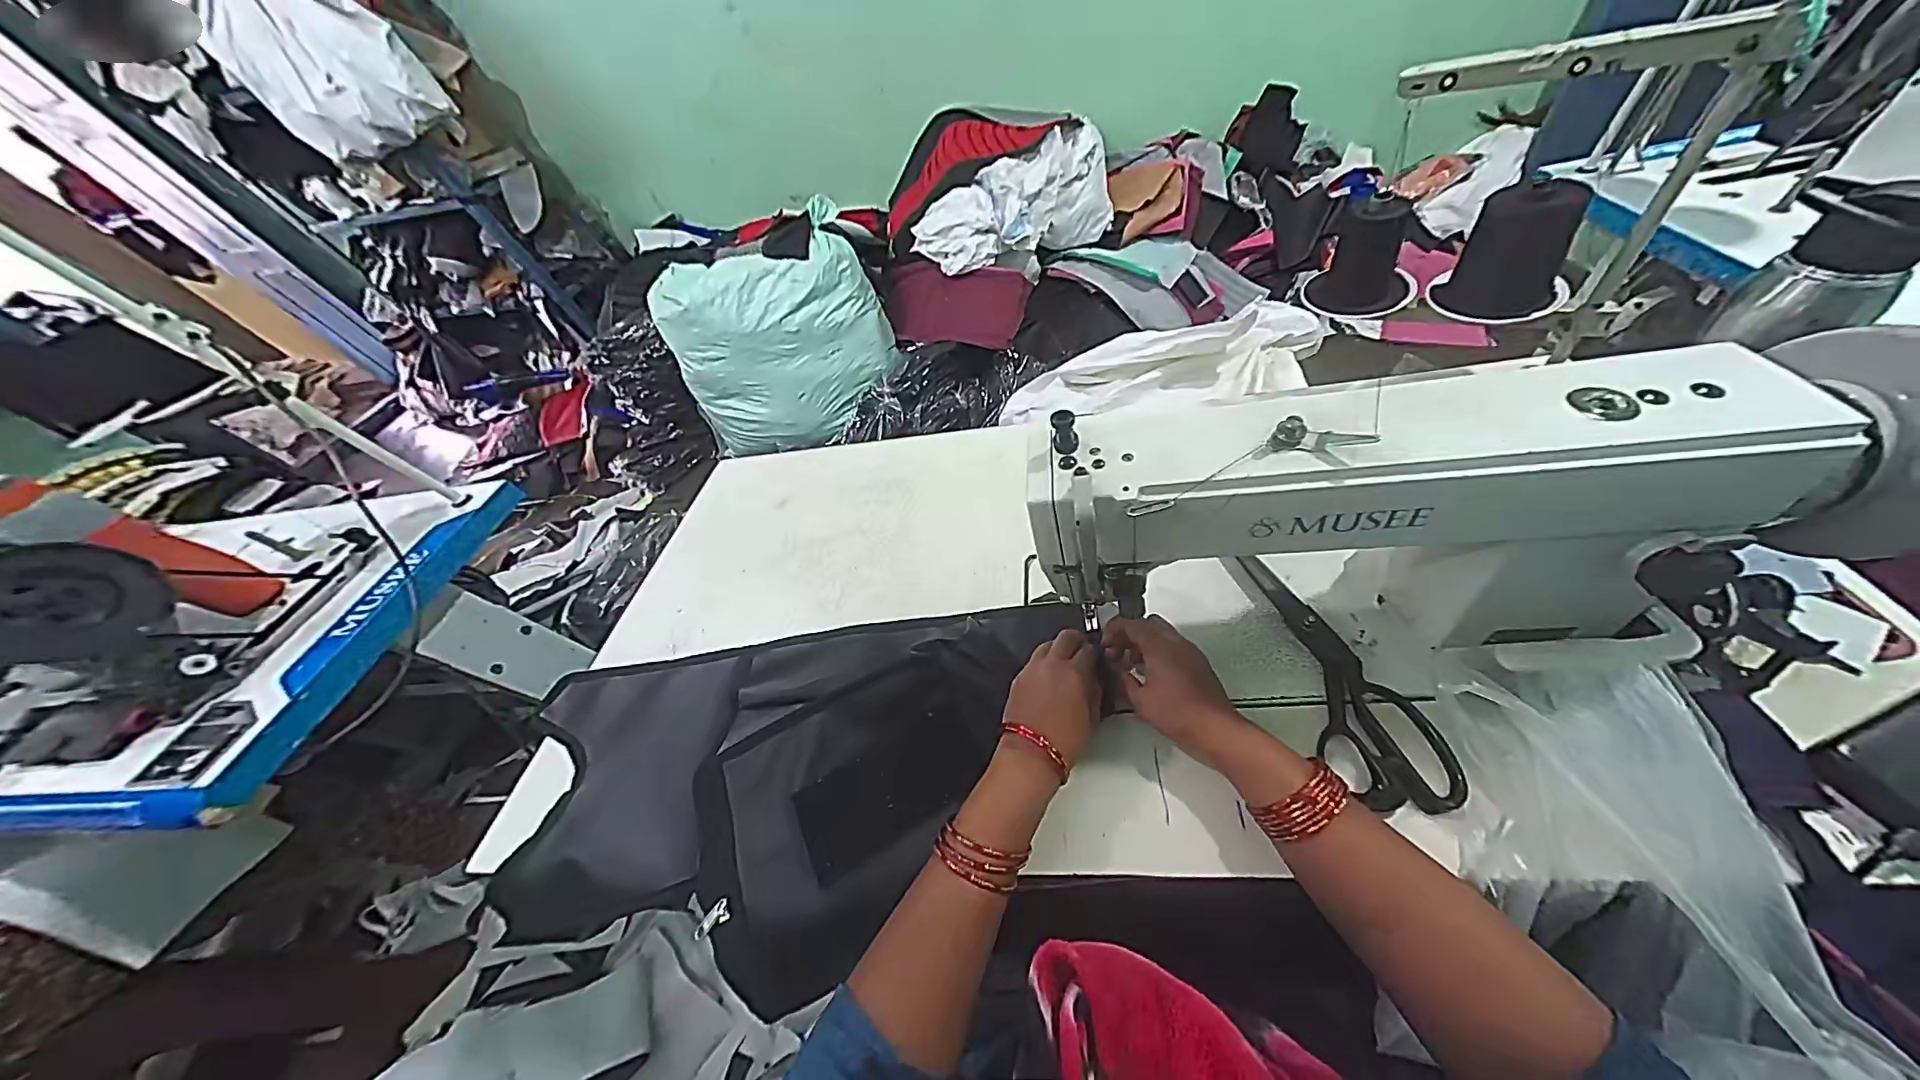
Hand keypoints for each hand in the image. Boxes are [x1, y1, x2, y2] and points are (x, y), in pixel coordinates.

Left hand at [1002, 629, 1100, 769]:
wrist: (1030, 751)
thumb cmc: (1063, 741)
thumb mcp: (1091, 717)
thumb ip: (1095, 691)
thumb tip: (1094, 680)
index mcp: (1075, 673)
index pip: (1089, 649)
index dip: (1095, 651)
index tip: (1096, 657)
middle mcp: (1052, 665)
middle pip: (1066, 636)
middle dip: (1076, 641)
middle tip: (1081, 650)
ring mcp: (1033, 669)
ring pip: (1047, 645)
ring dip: (1057, 649)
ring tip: (1063, 662)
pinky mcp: (1019, 677)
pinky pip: (1033, 661)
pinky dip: (1042, 662)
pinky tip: (1047, 675)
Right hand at [1103, 616, 1243, 761]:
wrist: (1213, 728)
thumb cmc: (1182, 714)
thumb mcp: (1139, 700)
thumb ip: (1124, 679)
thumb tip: (1120, 673)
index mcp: (1159, 645)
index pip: (1131, 623)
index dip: (1113, 630)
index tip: (1106, 642)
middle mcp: (1176, 643)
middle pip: (1147, 623)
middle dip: (1129, 634)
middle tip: (1118, 651)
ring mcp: (1190, 652)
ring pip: (1162, 634)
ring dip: (1144, 643)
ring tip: (1132, 664)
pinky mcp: (1198, 664)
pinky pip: (1175, 647)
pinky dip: (1160, 652)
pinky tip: (1152, 674)